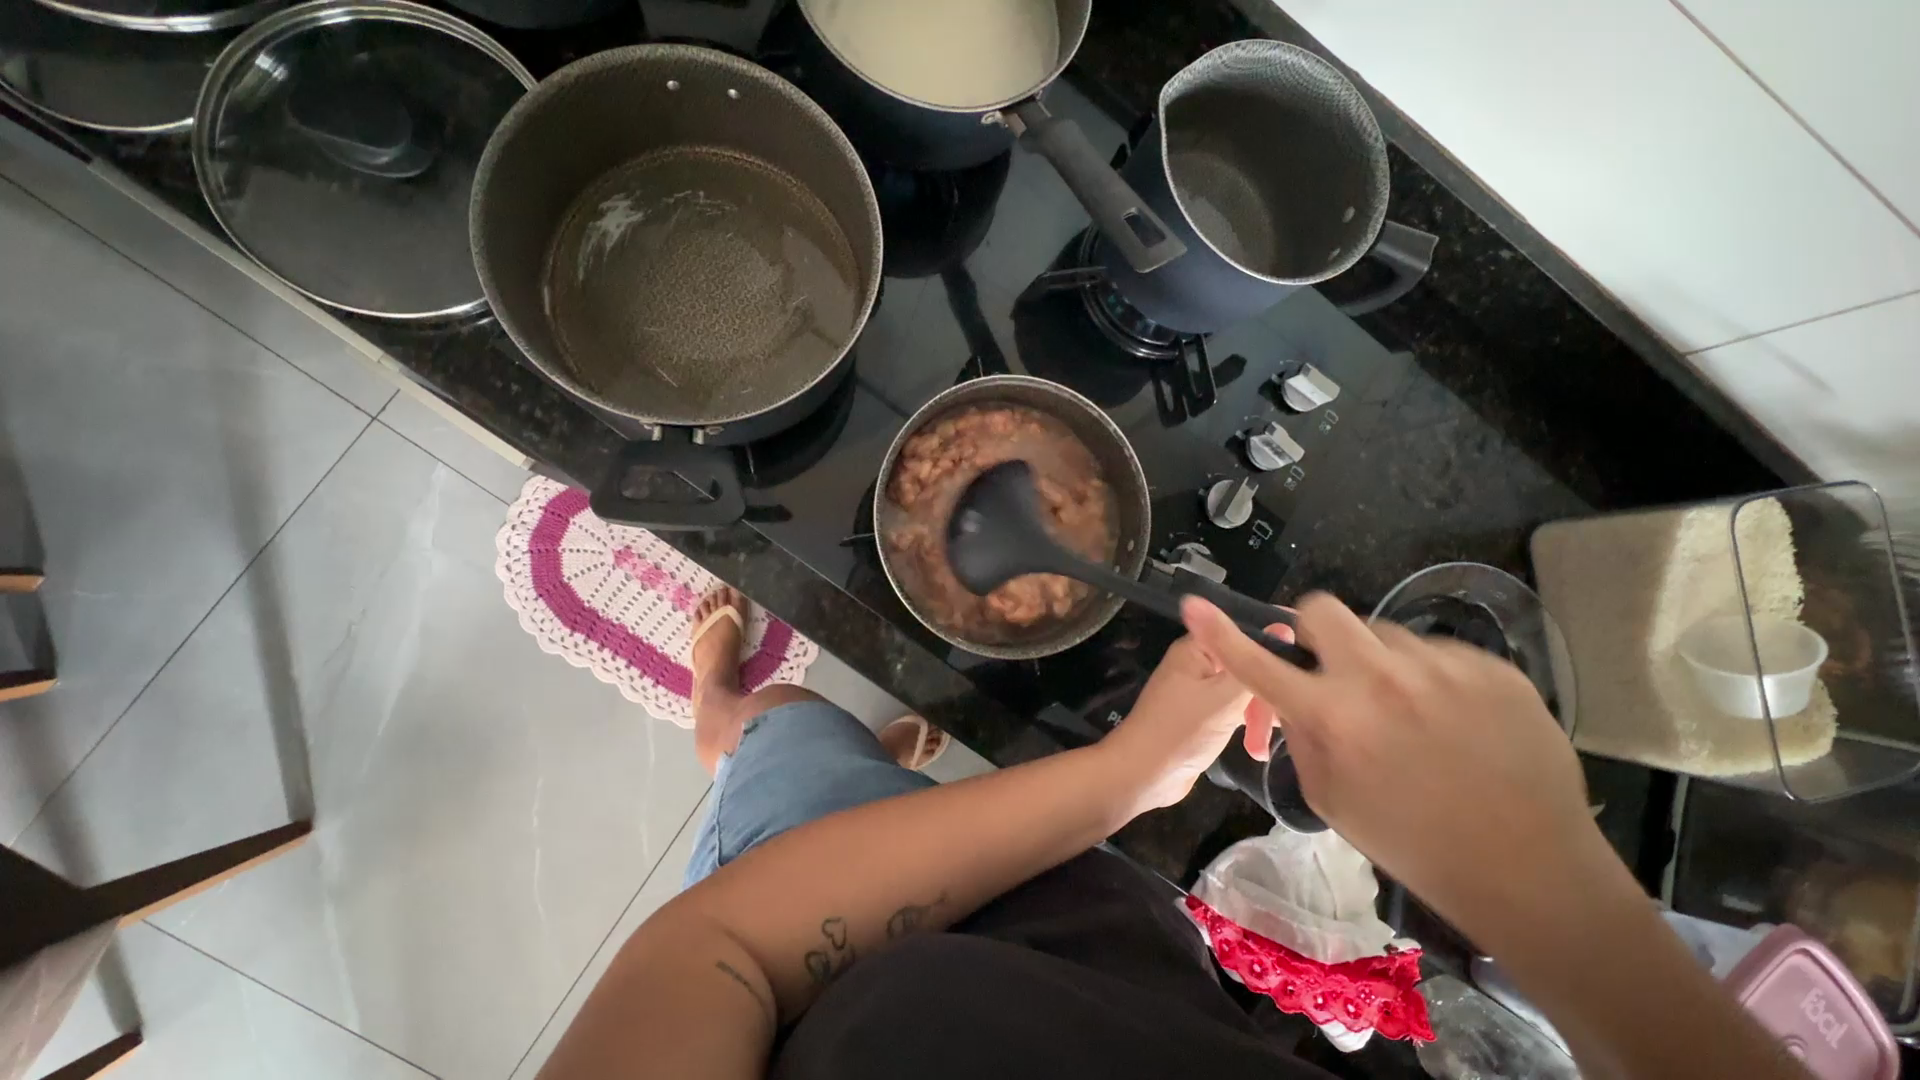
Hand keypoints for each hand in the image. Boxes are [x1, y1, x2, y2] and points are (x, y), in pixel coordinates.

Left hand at [1102, 623, 1292, 817]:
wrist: (1144, 776)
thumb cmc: (1181, 731)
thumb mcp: (1224, 698)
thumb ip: (1255, 666)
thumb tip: (1284, 629)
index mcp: (1197, 648)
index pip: (1244, 632)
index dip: (1275, 645)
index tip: (1307, 664)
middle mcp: (1199, 663)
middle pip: (1249, 664)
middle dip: (1266, 693)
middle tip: (1282, 721)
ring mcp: (1202, 691)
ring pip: (1246, 691)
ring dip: (1259, 716)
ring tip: (1263, 744)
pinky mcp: (1206, 716)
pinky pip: (1237, 711)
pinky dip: (1249, 727)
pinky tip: (1258, 749)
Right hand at [1181, 592, 1611, 942]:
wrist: (1526, 867)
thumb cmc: (1410, 841)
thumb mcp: (1329, 798)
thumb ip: (1301, 735)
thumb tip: (1294, 696)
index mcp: (1334, 717)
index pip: (1259, 662)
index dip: (1221, 632)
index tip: (1195, 604)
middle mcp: (1383, 678)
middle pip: (1324, 609)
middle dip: (1312, 629)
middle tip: (1328, 664)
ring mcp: (1443, 667)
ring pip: (1385, 635)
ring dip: (1378, 662)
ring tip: (1408, 711)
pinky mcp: (1492, 668)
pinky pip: (1438, 654)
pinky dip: (1428, 677)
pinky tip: (1451, 720)